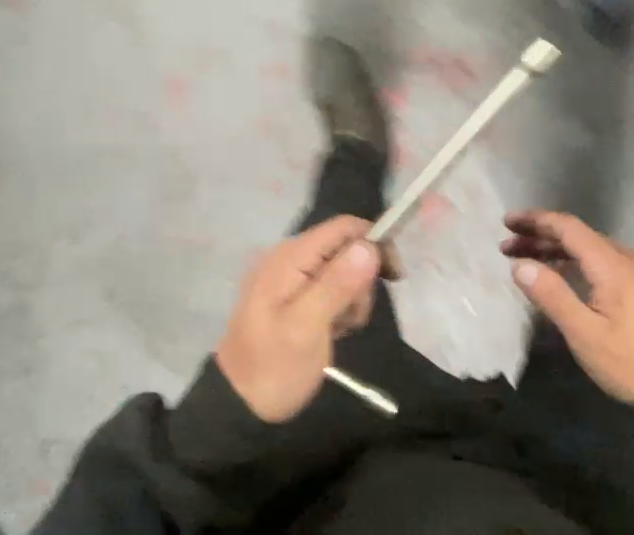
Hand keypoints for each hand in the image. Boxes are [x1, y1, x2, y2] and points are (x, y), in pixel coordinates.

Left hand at [216, 216, 380, 422]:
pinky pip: (328, 288)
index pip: (343, 227)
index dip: (374, 243)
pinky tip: (331, 332)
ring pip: (341, 269)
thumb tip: (369, 245)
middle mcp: (289, 258)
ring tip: (338, 330)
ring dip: (351, 298)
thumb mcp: (308, 328)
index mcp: (290, 257)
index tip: (394, 277)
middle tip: (352, 318)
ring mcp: (289, 277)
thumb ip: (337, 284)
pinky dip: (338, 307)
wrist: (239, 407)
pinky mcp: (291, 296)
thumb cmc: (274, 367)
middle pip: (344, 247)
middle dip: (360, 279)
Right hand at [502, 210, 633, 403]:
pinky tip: (562, 276)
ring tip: (527, 261)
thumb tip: (519, 265)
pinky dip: (575, 262)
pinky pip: (602, 262)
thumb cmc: (631, 362)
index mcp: (612, 264)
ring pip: (590, 248)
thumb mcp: (585, 334)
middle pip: (577, 235)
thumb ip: (552, 295)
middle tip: (507, 246)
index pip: (568, 227)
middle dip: (540, 236)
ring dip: (556, 250)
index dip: (536, 220)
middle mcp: (626, 259)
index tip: (506, 222)